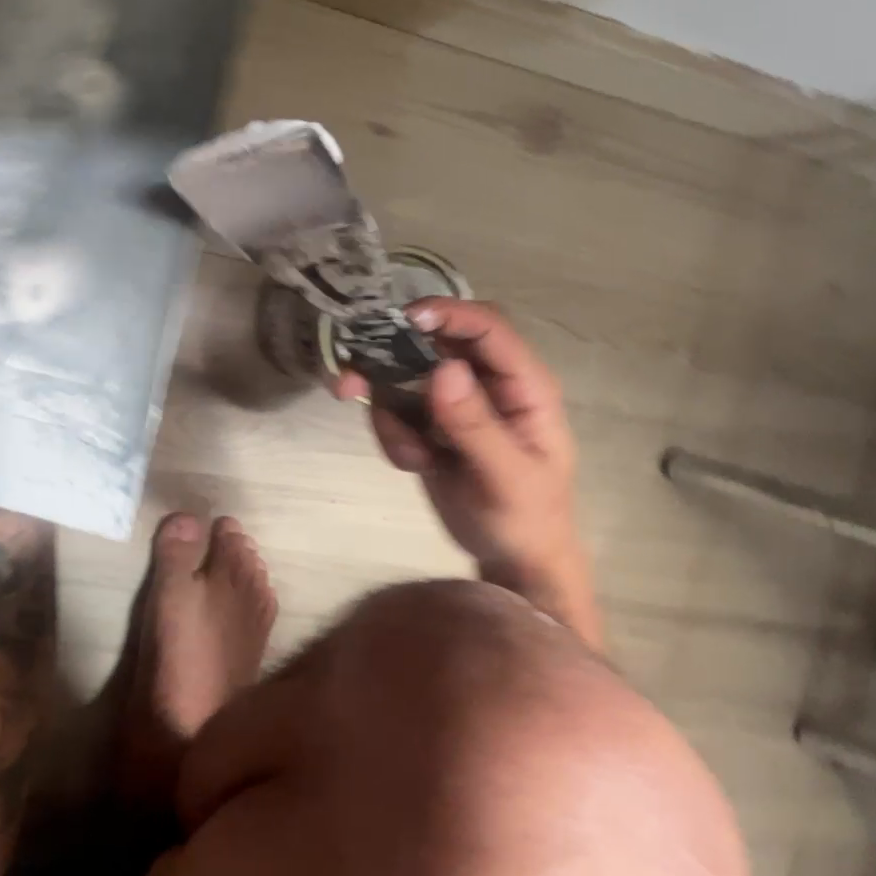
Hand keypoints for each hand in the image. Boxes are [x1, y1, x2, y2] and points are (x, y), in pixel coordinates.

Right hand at [336, 300, 598, 645]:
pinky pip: (393, 409)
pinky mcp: (428, 422)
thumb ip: (475, 424)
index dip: (448, 314)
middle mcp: (486, 382)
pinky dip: (391, 434)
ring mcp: (454, 401)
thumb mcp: (505, 477)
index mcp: (523, 385)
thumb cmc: (524, 519)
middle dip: (391, 359)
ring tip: (409, 457)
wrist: (512, 561)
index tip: (402, 320)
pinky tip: (413, 464)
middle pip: (432, 343)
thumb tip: (443, 368)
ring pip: (403, 377)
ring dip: (389, 412)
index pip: (488, 329)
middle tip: (350, 384)